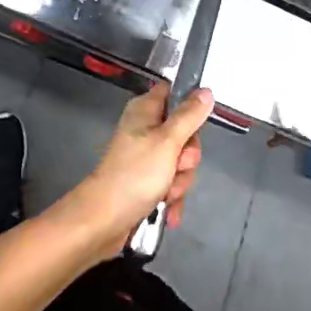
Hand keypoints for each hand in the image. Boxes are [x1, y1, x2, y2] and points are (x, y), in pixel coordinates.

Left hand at [57, 83, 214, 255]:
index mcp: (145, 109)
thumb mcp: (168, 141)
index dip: (188, 108)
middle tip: (178, 165)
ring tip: (167, 192)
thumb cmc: (136, 173)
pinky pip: (170, 182)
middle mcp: (144, 128)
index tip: (194, 127)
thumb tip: (205, 91)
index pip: (173, 94)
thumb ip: (189, 116)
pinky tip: (169, 210)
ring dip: (180, 181)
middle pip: (183, 132)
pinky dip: (172, 196)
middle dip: (187, 156)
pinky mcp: (145, 180)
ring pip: (180, 161)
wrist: (105, 219)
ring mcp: (144, 155)